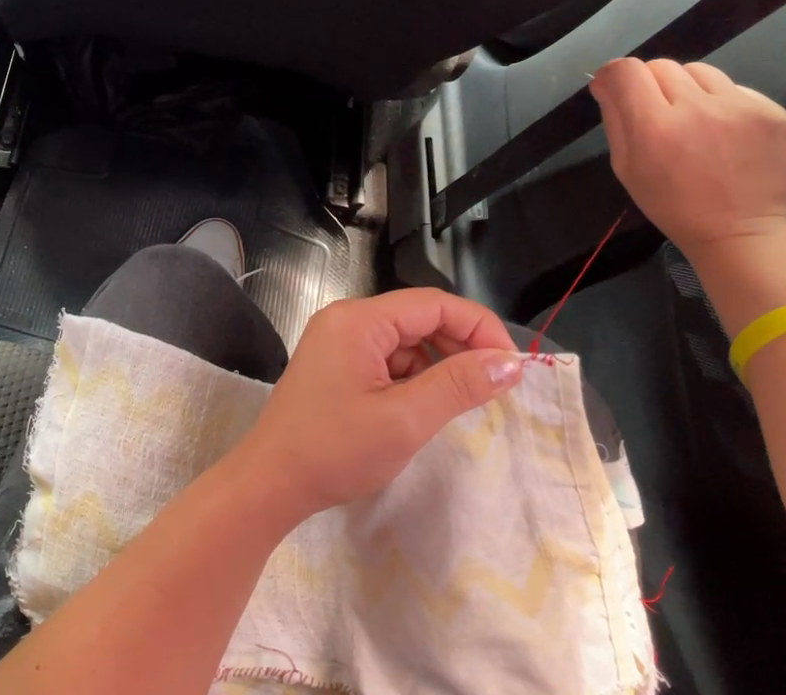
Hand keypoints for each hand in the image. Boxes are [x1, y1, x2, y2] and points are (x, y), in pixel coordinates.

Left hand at [227, 290, 522, 523]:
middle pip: (419, 317)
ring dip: (437, 365)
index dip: (479, 327)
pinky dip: (412, 378)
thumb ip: (458, 385)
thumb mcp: (405, 419)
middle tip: (495, 387)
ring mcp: (337, 342)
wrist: (271, 481)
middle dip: (461, 346)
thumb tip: (510, 362)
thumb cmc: (335, 449)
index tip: (513, 366)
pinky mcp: (335, 366)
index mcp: (357, 320)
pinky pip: (386, 359)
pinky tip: (423, 408)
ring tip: (459, 403)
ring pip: (405, 341)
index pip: (433, 304)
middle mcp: (345, 320)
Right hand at [589, 57, 785, 258]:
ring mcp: (740, 106)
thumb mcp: (627, 169)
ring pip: (698, 71)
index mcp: (655, 126)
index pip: (627, 71)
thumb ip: (615, 120)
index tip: (611, 87)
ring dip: (685, 88)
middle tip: (653, 111)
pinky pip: (732, 88)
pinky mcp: (770, 110)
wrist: (746, 231)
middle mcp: (698, 107)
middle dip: (648, 83)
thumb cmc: (674, 207)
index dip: (613, 74)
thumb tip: (606, 84)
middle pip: (660, 66)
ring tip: (690, 119)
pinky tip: (721, 132)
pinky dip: (718, 102)